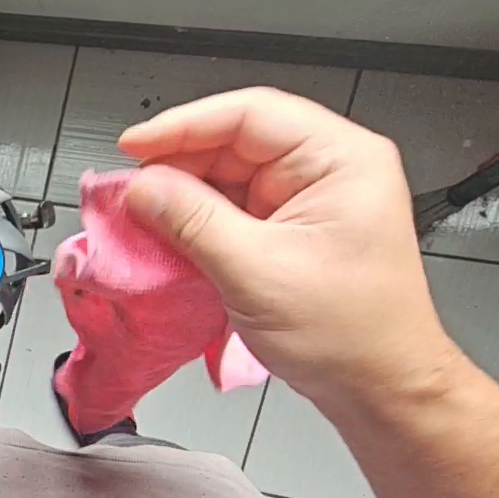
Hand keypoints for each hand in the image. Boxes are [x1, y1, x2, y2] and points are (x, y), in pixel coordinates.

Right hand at [117, 88, 462, 409]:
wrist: (373, 382)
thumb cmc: (348, 330)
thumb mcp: (257, 270)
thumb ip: (193, 222)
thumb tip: (142, 188)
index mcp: (339, 160)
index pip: (249, 115)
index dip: (184, 125)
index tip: (133, 146)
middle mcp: (321, 172)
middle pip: (230, 145)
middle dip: (172, 167)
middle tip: (125, 192)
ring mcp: (297, 204)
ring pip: (220, 181)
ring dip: (174, 199)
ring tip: (135, 219)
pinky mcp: (277, 234)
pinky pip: (221, 215)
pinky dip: (186, 226)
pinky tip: (159, 238)